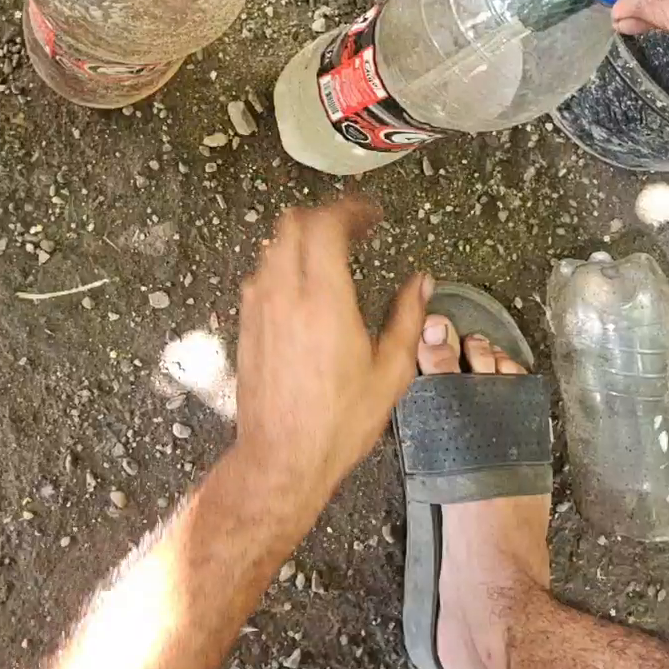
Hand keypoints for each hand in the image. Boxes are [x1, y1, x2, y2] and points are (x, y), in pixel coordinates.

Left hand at [233, 196, 430, 508]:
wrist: (280, 459)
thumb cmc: (339, 421)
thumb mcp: (390, 373)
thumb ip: (407, 318)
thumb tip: (422, 281)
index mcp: (324, 300)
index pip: (326, 225)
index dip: (350, 210)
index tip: (372, 216)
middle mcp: (284, 293)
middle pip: (293, 223)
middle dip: (325, 215)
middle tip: (355, 228)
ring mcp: (259, 306)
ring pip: (273, 244)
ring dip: (302, 237)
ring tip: (333, 252)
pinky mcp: (245, 322)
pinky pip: (261, 271)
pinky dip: (283, 261)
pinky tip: (305, 285)